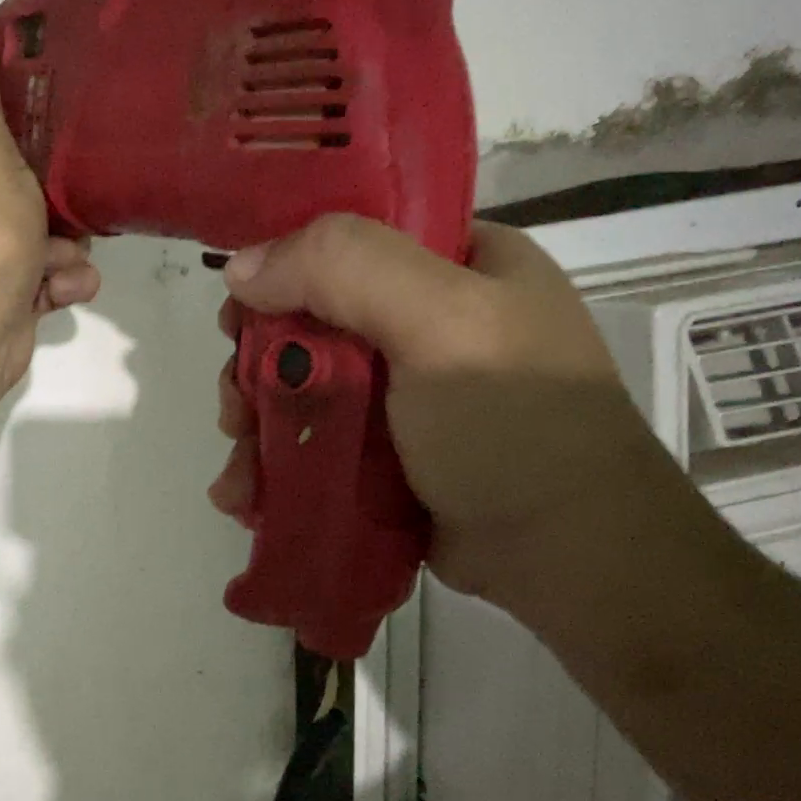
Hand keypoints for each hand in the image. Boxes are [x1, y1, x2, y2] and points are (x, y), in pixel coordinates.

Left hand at [0, 23, 98, 399]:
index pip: (1, 131)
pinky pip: (58, 277)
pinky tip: (62, 294)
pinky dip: (65, 285)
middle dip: (65, 201)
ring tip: (60, 264)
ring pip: (57, 235)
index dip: (37, 125)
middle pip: (39, 185)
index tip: (72, 122)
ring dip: (69, 251)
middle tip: (75, 204)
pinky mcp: (16, 296)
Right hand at [211, 215, 675, 606]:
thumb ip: (345, 272)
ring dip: (255, 430)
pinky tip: (244, 498)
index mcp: (454, 267)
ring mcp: (401, 395)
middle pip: (307, 326)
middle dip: (256, 371)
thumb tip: (240, 267)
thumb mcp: (441, 322)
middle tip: (235, 412)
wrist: (566, 554)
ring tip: (239, 475)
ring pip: (299, 392)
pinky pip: (308, 444)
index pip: (345, 246)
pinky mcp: (382, 454)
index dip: (280, 275)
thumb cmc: (514, 424)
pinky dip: (270, 468)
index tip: (237, 321)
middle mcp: (424, 323)